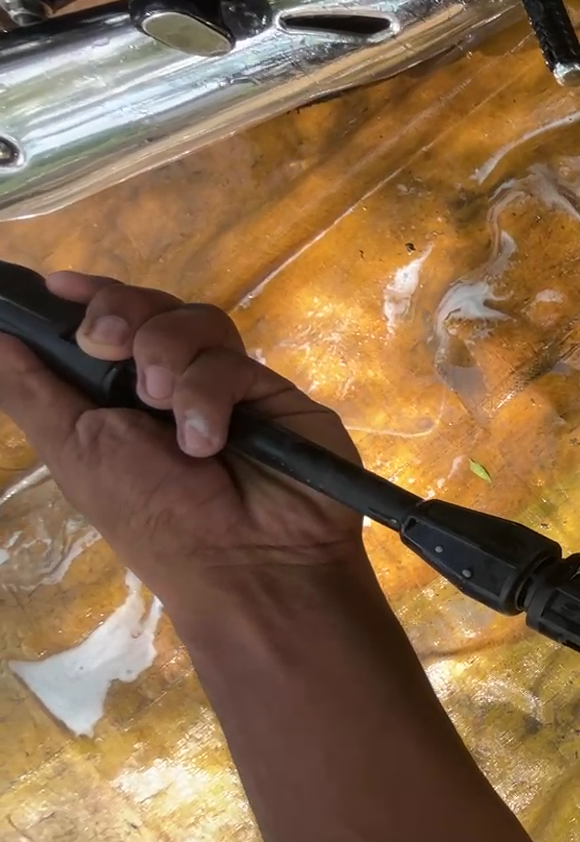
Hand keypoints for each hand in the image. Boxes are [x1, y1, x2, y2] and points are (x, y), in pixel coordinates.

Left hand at [0, 272, 365, 604]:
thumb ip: (35, 389)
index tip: (61, 287)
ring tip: (161, 401)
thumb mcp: (73, 448)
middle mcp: (181, 382)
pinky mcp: (281, 396)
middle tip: (108, 346)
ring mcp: (236, 387)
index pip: (112, 322)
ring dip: (165, 350)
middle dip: (122, 311)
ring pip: (200, 322)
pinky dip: (209, 395)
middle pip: (156, 308)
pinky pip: (236, 364)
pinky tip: (207, 439)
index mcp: (122, 392)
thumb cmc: (151, 512)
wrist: (244, 553)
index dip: (92, 296)